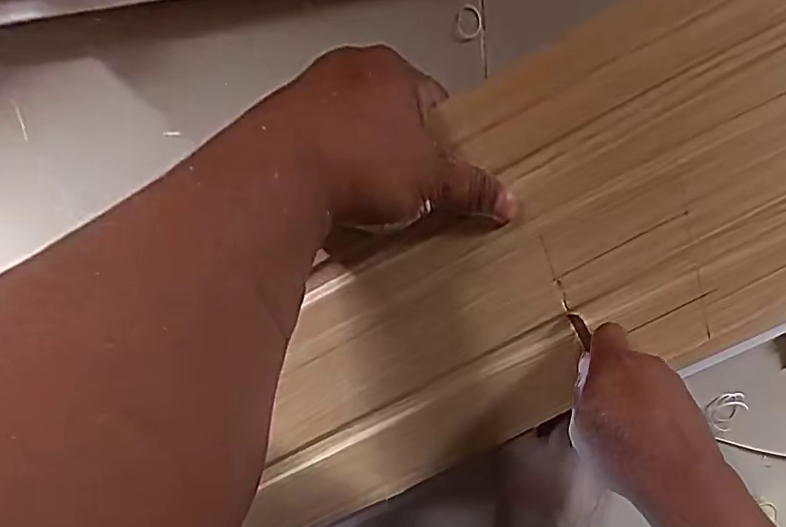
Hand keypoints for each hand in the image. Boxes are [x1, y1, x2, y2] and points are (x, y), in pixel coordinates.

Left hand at [258, 46, 514, 229]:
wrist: (283, 175)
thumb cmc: (354, 160)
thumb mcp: (434, 182)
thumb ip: (472, 189)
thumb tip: (502, 198)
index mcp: (392, 71)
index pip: (439, 102)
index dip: (451, 142)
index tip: (454, 170)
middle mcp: (351, 70)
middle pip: (399, 117)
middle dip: (413, 154)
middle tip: (424, 189)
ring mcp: (316, 93)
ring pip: (363, 131)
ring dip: (377, 163)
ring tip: (387, 198)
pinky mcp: (291, 122)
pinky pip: (332, 147)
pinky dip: (345, 171)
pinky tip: (353, 197)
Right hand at [571, 323, 731, 513]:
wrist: (678, 477)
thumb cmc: (630, 456)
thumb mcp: (582, 429)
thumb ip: (583, 395)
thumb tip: (586, 384)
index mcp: (614, 364)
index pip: (605, 336)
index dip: (597, 354)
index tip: (590, 374)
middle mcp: (647, 366)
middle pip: (629, 362)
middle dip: (618, 383)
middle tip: (607, 413)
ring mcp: (673, 383)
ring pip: (649, 383)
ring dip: (640, 401)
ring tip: (630, 436)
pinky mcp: (690, 402)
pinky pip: (667, 402)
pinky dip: (659, 416)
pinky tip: (651, 444)